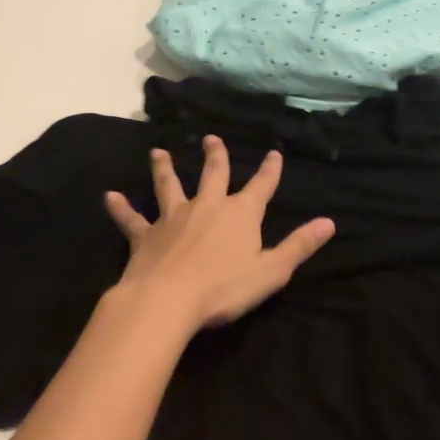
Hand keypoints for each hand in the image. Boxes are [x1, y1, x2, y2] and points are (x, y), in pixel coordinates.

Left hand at [103, 135, 333, 331]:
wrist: (166, 301)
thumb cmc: (225, 288)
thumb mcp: (272, 270)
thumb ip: (299, 245)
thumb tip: (329, 222)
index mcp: (241, 213)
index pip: (261, 186)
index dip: (270, 170)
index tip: (274, 153)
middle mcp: (207, 207)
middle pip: (213, 175)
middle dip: (216, 156)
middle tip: (212, 138)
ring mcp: (173, 219)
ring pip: (169, 187)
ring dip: (164, 169)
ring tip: (158, 152)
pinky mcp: (144, 237)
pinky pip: (131, 219)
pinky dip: (120, 208)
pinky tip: (109, 196)